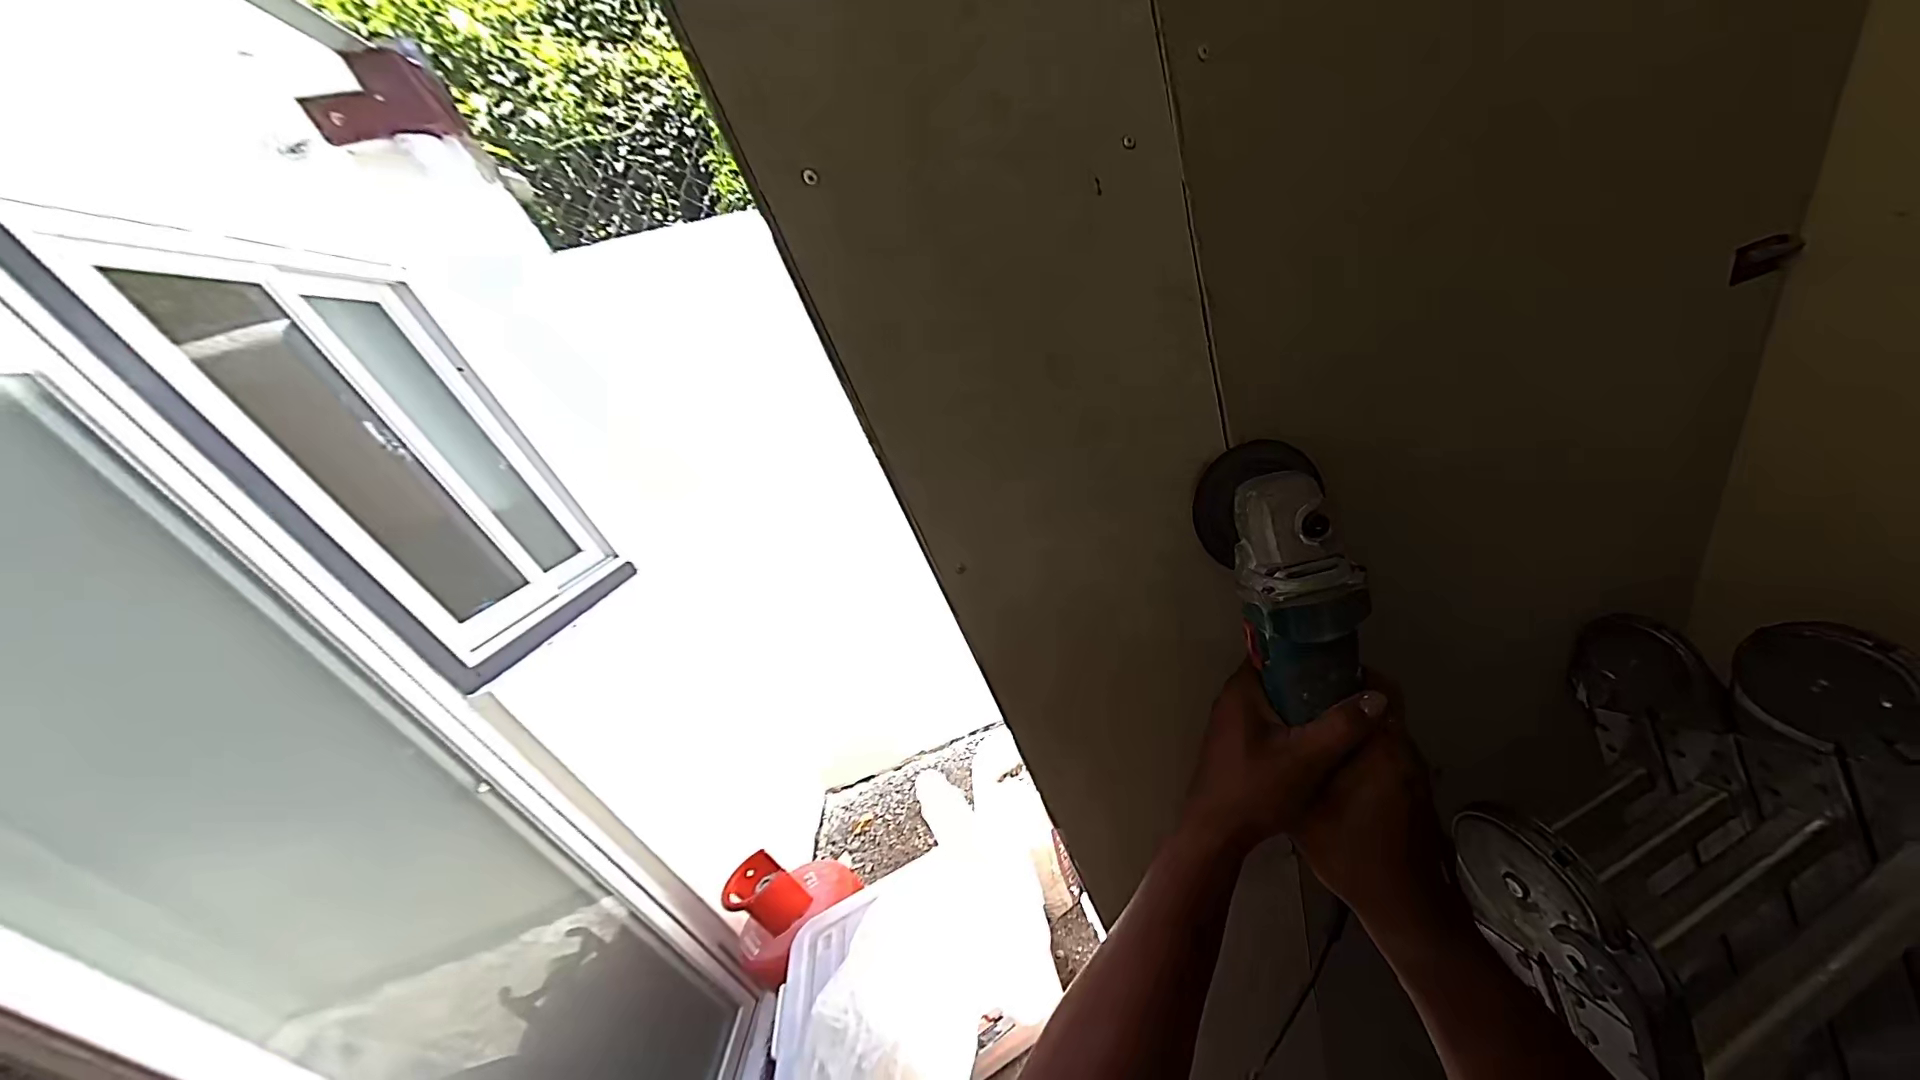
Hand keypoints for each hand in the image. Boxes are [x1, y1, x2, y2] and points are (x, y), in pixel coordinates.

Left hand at [1178, 662, 1387, 853]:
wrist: (1217, 831)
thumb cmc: (1256, 789)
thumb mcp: (1306, 758)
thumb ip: (1342, 726)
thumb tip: (1378, 695)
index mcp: (1241, 690)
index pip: (1273, 652)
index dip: (1306, 651)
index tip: (1341, 657)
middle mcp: (1231, 699)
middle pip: (1277, 678)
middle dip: (1312, 681)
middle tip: (1351, 688)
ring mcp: (1231, 722)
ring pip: (1275, 703)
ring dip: (1304, 706)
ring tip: (1343, 711)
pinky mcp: (1236, 743)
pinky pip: (1269, 722)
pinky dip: (1292, 724)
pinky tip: (1319, 739)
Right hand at [1290, 693, 1459, 932]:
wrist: (1404, 906)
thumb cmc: (1352, 852)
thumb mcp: (1307, 807)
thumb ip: (1298, 764)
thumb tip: (1278, 731)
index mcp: (1382, 748)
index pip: (1380, 689)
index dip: (1350, 672)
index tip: (1314, 671)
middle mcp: (1405, 752)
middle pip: (1380, 705)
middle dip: (1343, 696)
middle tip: (1302, 698)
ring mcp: (1414, 772)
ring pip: (1383, 728)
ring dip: (1353, 722)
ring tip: (1310, 726)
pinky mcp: (1413, 789)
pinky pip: (1386, 750)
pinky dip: (1362, 745)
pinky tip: (1331, 761)